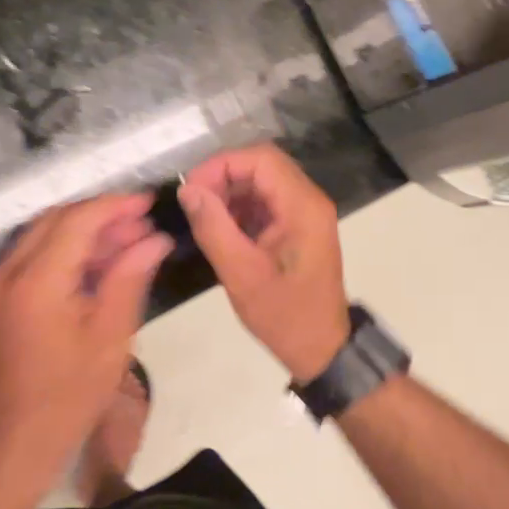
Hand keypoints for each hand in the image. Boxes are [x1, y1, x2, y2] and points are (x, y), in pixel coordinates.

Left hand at [0, 193, 173, 502]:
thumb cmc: (67, 397)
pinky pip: (28, 259)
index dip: (115, 206)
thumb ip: (128, 279)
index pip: (77, 220)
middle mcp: (7, 271)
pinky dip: (60, 254)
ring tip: (125, 246)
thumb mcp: (109, 339)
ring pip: (40, 237)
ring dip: (80, 234)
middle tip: (141, 226)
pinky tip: (93, 270)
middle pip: (55, 220)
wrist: (10, 445)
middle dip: (99, 217)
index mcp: (36, 279)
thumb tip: (155, 240)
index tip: (149, 204)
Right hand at [178, 143, 350, 381]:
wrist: (321, 350)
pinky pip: (264, 201)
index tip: (191, 189)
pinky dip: (239, 207)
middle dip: (222, 176)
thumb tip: (188, 190)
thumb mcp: (241, 274)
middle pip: (261, 165)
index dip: (221, 165)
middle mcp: (308, 200)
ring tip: (202, 217)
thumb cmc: (284, 315)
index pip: (260, 159)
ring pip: (261, 181)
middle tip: (193, 202)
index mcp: (302, 207)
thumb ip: (213, 227)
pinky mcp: (296, 226)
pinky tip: (219, 228)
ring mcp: (304, 213)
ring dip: (229, 192)